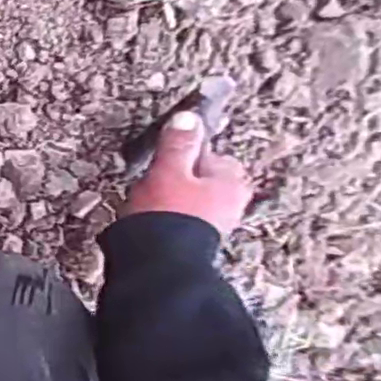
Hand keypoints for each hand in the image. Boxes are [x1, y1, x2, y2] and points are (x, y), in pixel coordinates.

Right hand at [123, 110, 252, 237]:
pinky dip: (170, 213)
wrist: (158, 261)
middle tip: (157, 175)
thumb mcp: (167, 170)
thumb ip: (178, 144)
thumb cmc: (168, 216)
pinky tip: (151, 215)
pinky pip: (184, 216)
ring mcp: (215, 224)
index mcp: (231, 183)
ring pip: (193, 197)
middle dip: (182, 174)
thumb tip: (187, 118)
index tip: (166, 151)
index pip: (212, 153)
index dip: (187, 151)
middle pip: (204, 177)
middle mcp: (230, 204)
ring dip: (174, 195)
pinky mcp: (195, 239)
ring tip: (150, 197)